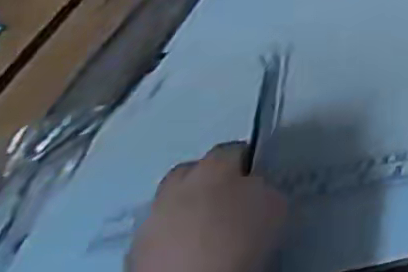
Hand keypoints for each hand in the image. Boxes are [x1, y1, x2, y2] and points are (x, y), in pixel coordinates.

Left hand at [127, 142, 286, 271]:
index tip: (256, 177)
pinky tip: (189, 251)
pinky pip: (157, 236)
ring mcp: (148, 224)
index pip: (230, 149)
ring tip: (205, 230)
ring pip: (168, 206)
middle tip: (224, 198)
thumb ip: (263, 188)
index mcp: (212, 168)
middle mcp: (175, 189)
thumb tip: (253, 190)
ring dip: (183, 211)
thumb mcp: (275, 204)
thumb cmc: (241, 238)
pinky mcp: (132, 256)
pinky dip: (170, 239)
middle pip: (188, 172)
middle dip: (203, 180)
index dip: (245, 161)